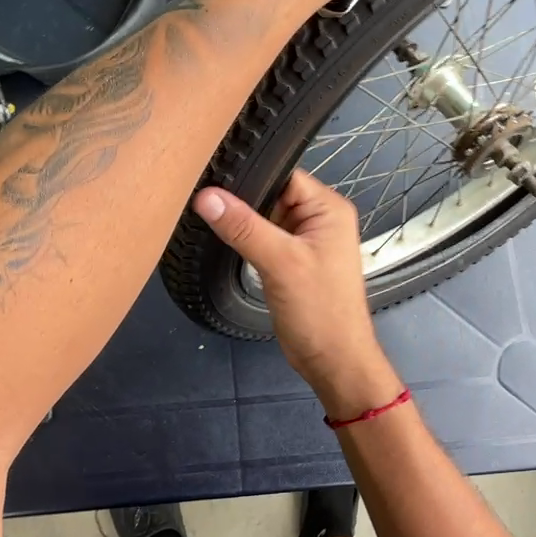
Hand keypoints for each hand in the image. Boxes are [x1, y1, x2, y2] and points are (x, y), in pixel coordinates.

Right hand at [192, 170, 402, 417]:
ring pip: (264, 218)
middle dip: (242, 201)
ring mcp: (305, 241)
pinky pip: (264, 239)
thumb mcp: (280, 263)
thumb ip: (243, 227)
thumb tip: (206, 196)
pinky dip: (246, 242)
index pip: (283, 175)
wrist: (332, 361)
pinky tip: (223, 240)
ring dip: (242, 223)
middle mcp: (319, 219)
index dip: (251, 176)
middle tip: (202, 199)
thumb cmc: (318, 309)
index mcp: (328, 208)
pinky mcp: (292, 261)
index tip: (212, 176)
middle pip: (271, 195)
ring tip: (206, 217)